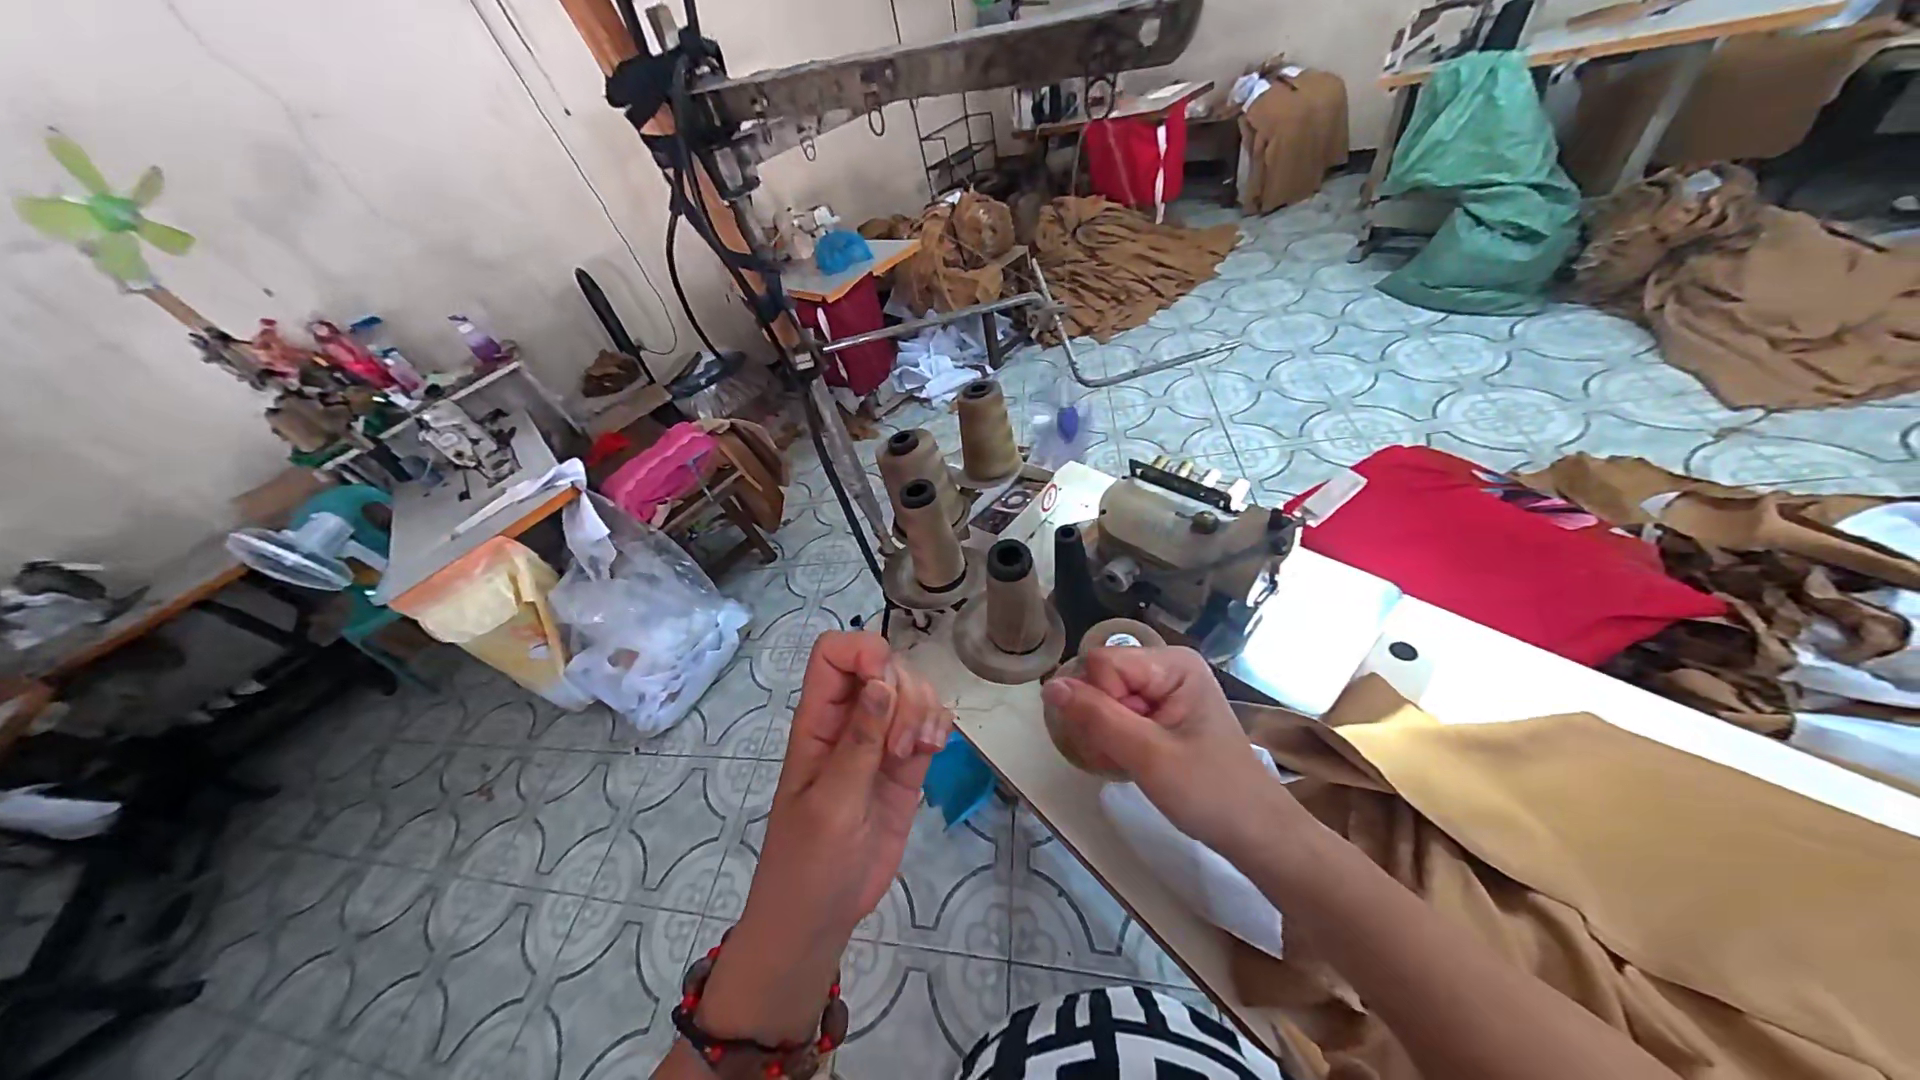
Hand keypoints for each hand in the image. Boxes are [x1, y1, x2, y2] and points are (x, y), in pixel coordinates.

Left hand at [696, 631, 950, 1042]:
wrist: (821, 914)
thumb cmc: (808, 861)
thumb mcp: (830, 803)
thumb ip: (858, 742)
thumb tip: (882, 683)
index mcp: (817, 720)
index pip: (833, 653)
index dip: (862, 653)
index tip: (883, 687)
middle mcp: (850, 719)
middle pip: (885, 665)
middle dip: (904, 693)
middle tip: (901, 747)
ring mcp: (881, 740)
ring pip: (912, 689)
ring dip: (924, 711)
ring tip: (917, 754)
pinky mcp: (907, 763)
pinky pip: (929, 721)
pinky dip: (938, 726)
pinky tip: (933, 751)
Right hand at [1041, 645, 1299, 856]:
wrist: (1256, 834)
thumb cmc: (1210, 792)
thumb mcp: (1148, 755)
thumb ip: (1096, 717)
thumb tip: (1049, 686)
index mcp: (1173, 663)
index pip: (1101, 664)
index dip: (1100, 702)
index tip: (1126, 740)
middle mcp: (1167, 667)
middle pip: (1100, 679)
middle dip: (1101, 720)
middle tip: (1127, 756)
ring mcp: (1164, 691)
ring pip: (1103, 699)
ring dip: (1106, 734)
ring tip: (1132, 763)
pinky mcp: (1161, 713)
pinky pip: (1116, 714)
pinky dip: (1115, 740)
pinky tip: (1132, 762)